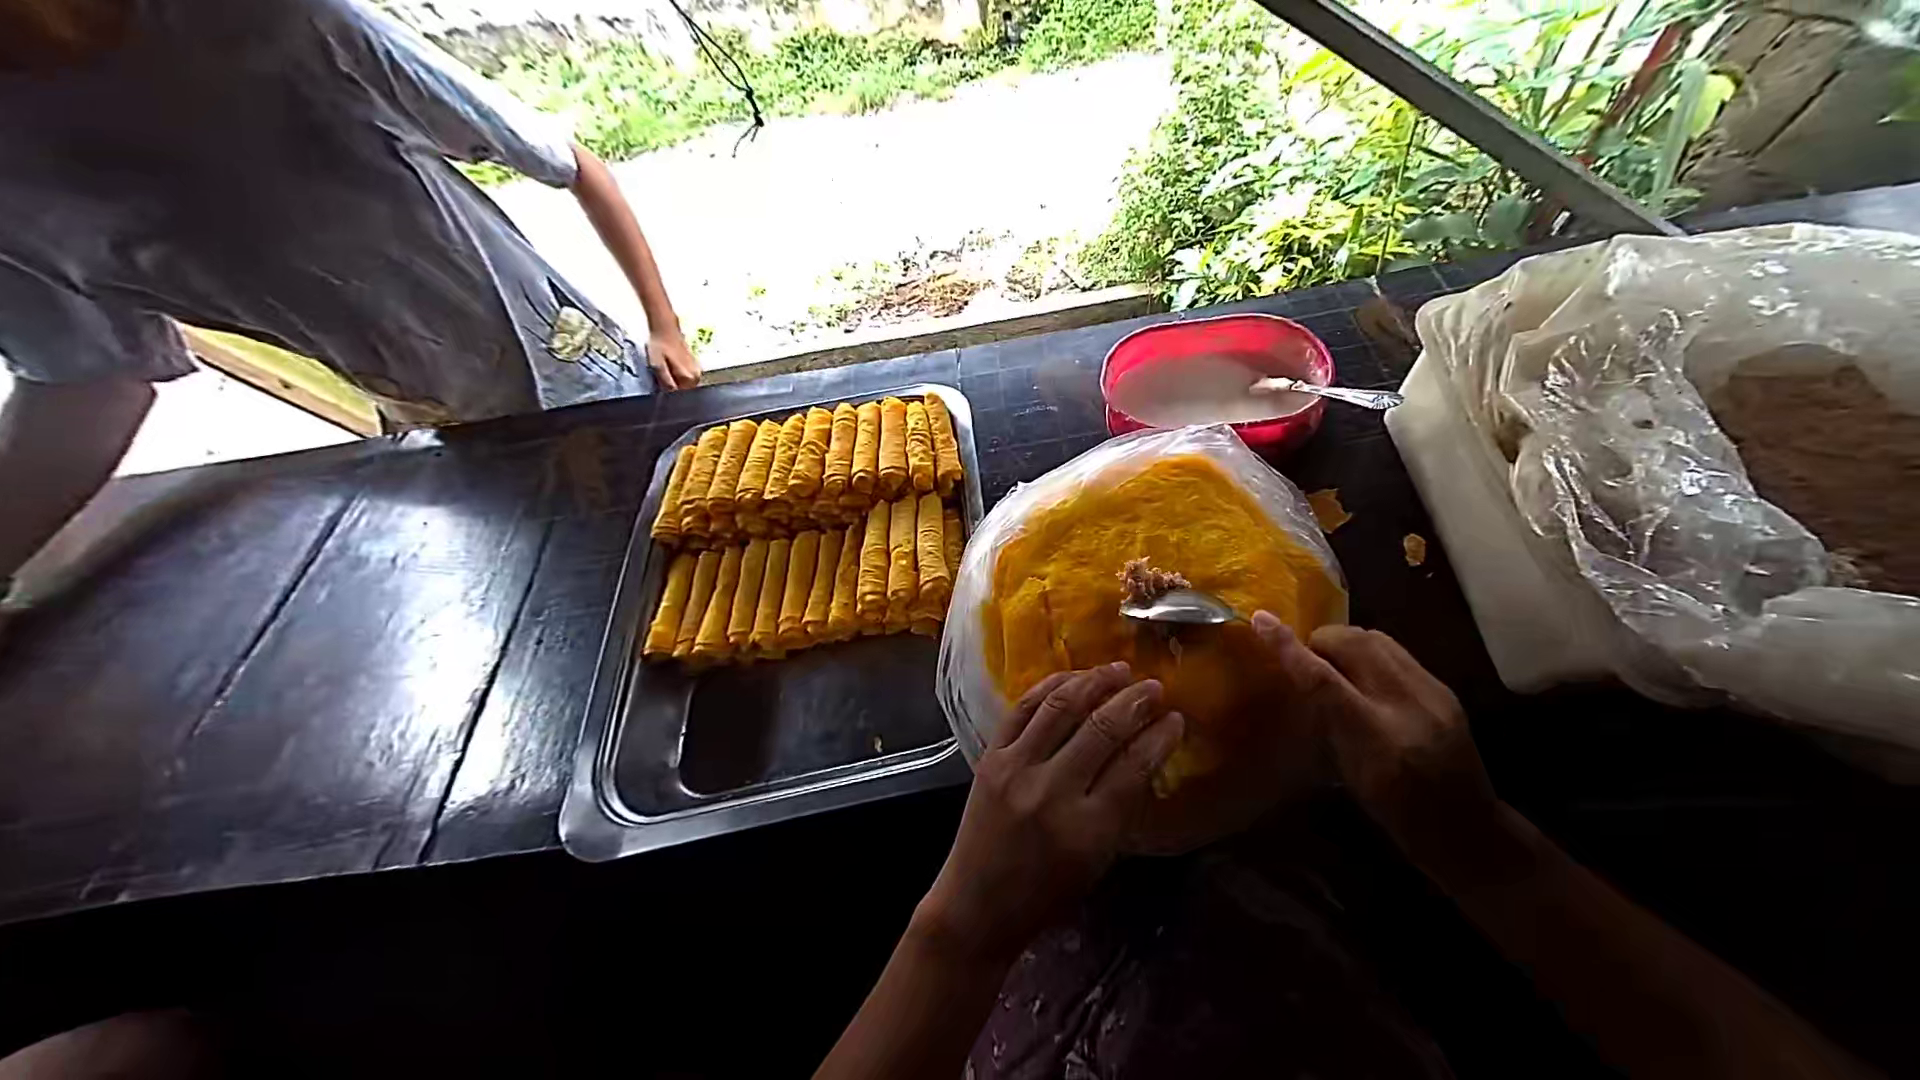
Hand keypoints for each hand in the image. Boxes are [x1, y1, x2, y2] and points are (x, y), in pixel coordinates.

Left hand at [646, 325, 701, 391]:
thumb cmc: (660, 346)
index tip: (661, 385)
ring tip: (666, 370)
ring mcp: (698, 372)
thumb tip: (671, 394)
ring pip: (685, 385)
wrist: (666, 329)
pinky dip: (679, 376)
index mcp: (689, 378)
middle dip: (673, 387)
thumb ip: (665, 381)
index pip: (679, 395)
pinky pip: (687, 378)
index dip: (669, 393)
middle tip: (662, 376)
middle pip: (684, 391)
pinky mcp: (696, 367)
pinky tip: (671, 367)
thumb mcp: (657, 365)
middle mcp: (697, 377)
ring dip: (676, 381)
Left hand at [916, 663, 1183, 960]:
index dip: (1160, 736)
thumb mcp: (1099, 859)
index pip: (1134, 766)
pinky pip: (1022, 708)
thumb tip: (1146, 752)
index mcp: (1088, 828)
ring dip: (1093, 681)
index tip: (1175, 718)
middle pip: (1102, 728)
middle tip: (1153, 686)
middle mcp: (1052, 791)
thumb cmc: (1047, 893)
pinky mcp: (990, 757)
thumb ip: (1122, 806)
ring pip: (1061, 707)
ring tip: (1117, 669)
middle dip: (1134, 701)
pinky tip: (1072, 677)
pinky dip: (1049, 686)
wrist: (978, 904)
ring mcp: (1016, 768)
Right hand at [1249, 612, 1497, 875]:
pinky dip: (1370, 652)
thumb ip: (1327, 719)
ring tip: (1335, 662)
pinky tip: (1366, 675)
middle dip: (1321, 639)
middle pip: (1353, 642)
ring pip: (1377, 637)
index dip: (1288, 647)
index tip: (1261, 621)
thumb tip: (1301, 676)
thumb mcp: (1347, 771)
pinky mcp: (1445, 688)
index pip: (1322, 679)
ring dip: (1346, 641)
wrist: (1468, 829)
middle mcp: (1406, 705)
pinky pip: (1397, 651)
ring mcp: (1432, 693)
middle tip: (1307, 658)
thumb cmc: (1394, 810)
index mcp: (1375, 736)